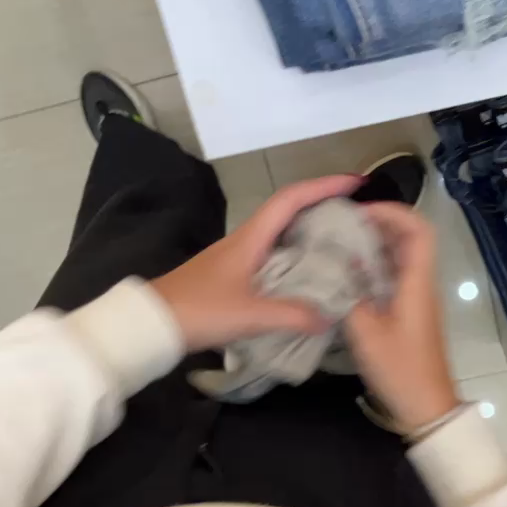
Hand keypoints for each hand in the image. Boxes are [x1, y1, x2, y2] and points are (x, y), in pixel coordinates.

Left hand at [150, 175, 361, 350]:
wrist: (151, 323)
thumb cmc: (199, 310)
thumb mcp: (249, 315)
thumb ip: (291, 315)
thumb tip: (328, 318)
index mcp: (250, 238)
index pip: (291, 200)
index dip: (323, 187)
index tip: (354, 182)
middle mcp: (245, 241)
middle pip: (288, 212)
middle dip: (322, 208)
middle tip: (355, 218)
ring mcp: (237, 258)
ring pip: (280, 236)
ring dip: (309, 234)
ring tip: (340, 246)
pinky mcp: (231, 276)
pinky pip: (272, 258)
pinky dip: (295, 260)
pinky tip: (307, 277)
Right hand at [345, 202, 461, 432]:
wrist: (426, 407)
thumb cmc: (400, 370)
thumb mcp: (365, 333)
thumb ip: (348, 296)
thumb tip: (334, 272)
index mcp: (417, 283)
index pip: (418, 230)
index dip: (391, 212)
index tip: (359, 213)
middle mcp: (422, 285)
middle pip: (409, 239)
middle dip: (377, 226)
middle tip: (342, 228)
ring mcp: (417, 300)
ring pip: (400, 259)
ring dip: (374, 247)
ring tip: (339, 246)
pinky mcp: (410, 314)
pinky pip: (394, 279)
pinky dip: (373, 270)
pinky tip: (347, 277)